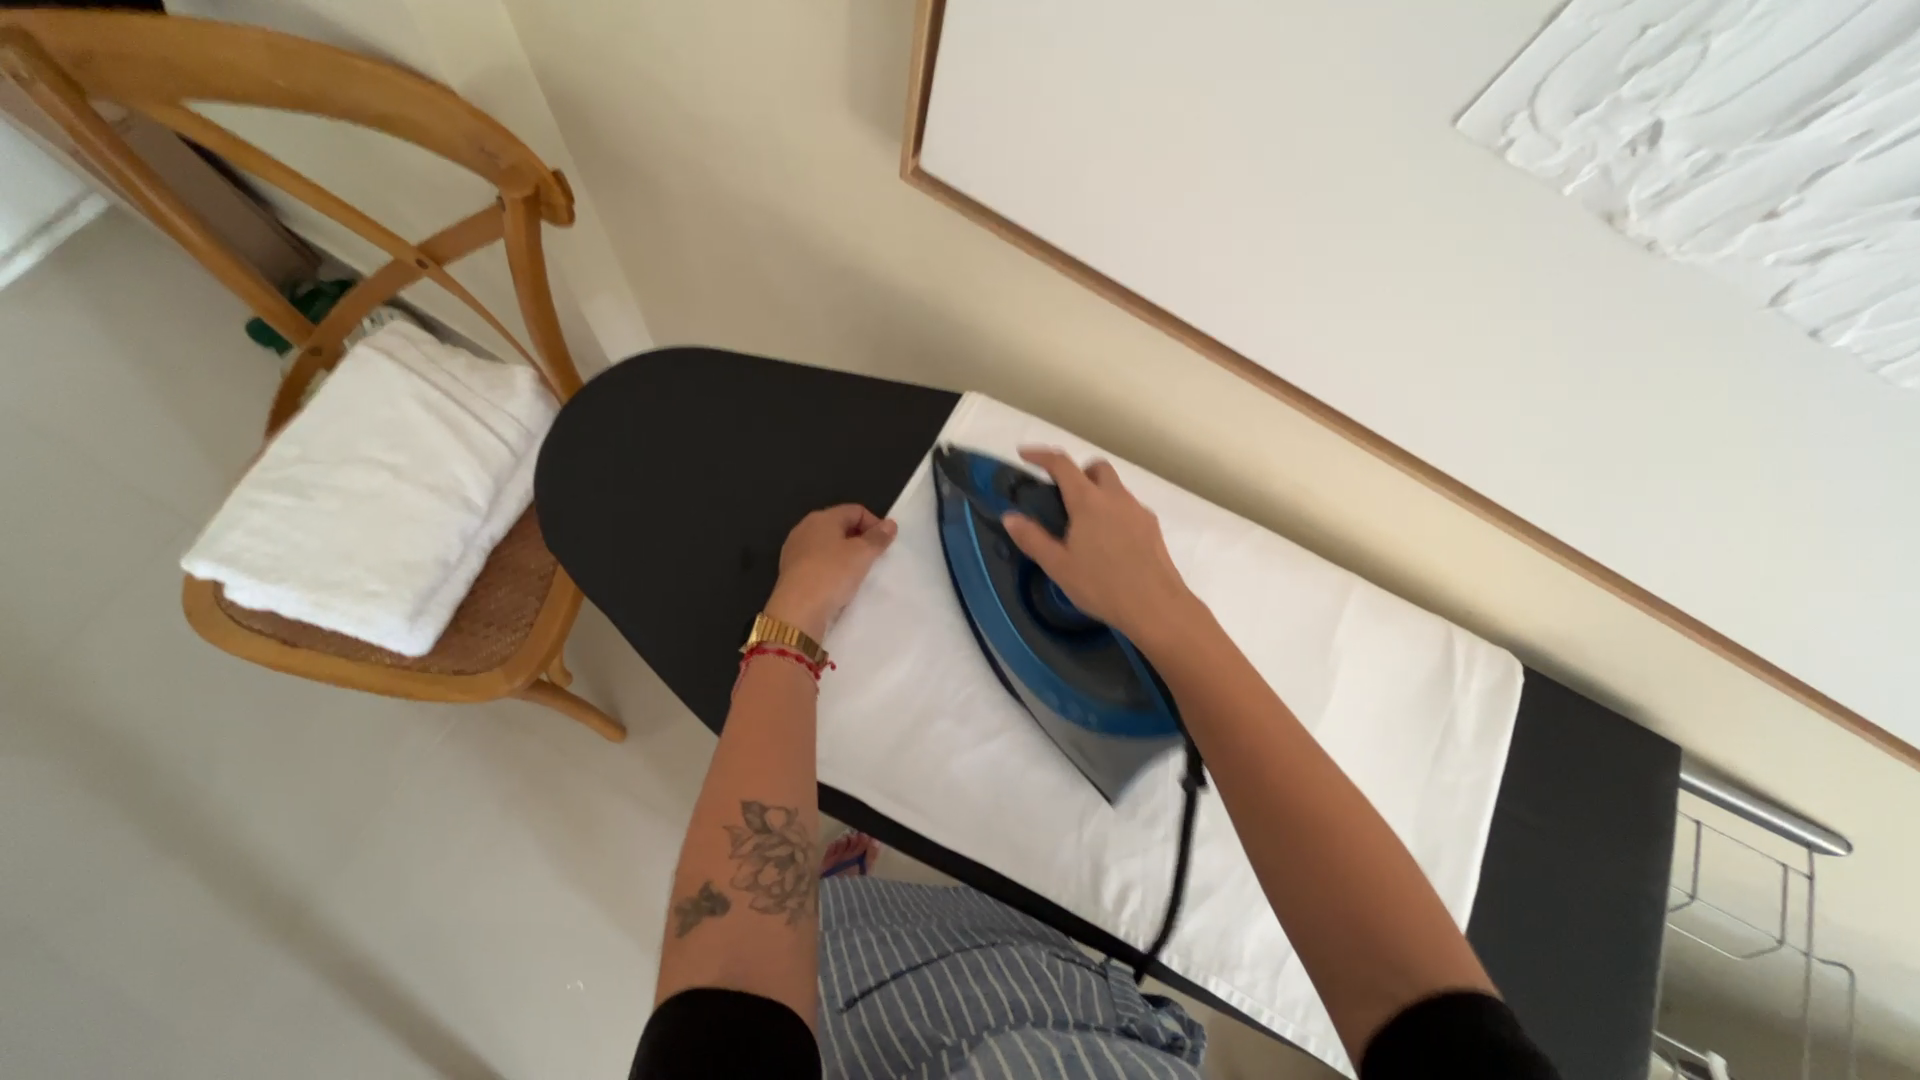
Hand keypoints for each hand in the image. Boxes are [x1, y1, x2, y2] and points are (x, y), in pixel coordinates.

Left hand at [764, 504, 897, 638]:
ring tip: (858, 573)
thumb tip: (890, 524)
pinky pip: (817, 563)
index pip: (855, 511)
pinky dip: (831, 569)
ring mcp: (795, 550)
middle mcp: (805, 528)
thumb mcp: (862, 554)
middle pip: (840, 526)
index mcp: (822, 518)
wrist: (798, 610)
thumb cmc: (832, 574)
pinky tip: (838, 585)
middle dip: (860, 539)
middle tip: (874, 558)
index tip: (885, 545)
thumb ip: (878, 537)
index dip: (875, 524)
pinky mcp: (791, 571)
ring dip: (845, 556)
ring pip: (828, 546)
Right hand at [1000, 446, 1197, 641]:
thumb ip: (1032, 538)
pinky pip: (1129, 508)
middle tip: (1063, 498)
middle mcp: (1115, 497)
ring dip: (1097, 494)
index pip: (1062, 464)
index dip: (1041, 455)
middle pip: (1096, 468)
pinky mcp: (1152, 527)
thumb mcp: (1058, 566)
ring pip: (1115, 488)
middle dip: (1078, 473)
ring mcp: (1138, 510)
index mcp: (1088, 501)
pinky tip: (1110, 545)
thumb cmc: (1101, 586)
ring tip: (1085, 529)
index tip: (1025, 455)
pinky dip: (1114, 514)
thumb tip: (1010, 517)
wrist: (1156, 606)